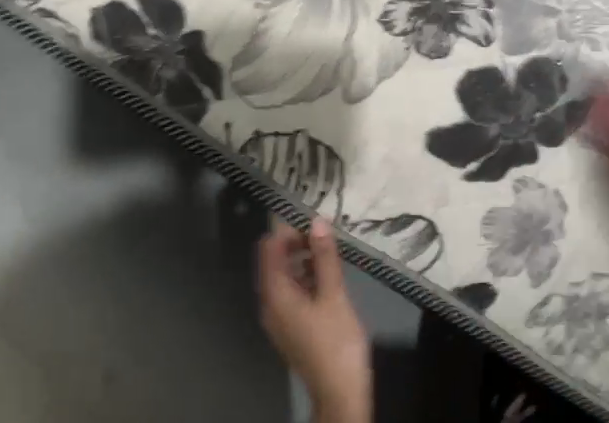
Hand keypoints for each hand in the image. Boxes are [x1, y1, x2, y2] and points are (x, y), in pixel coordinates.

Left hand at [257, 221, 371, 422]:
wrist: (340, 391)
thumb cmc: (336, 341)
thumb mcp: (334, 294)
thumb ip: (324, 256)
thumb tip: (317, 221)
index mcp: (275, 295)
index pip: (269, 249)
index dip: (287, 229)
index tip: (313, 218)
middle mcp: (270, 304)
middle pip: (275, 261)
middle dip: (297, 242)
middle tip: (326, 233)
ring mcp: (280, 317)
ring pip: (286, 276)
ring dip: (304, 259)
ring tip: (331, 250)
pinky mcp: (292, 326)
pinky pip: (293, 291)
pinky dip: (307, 277)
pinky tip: (329, 274)